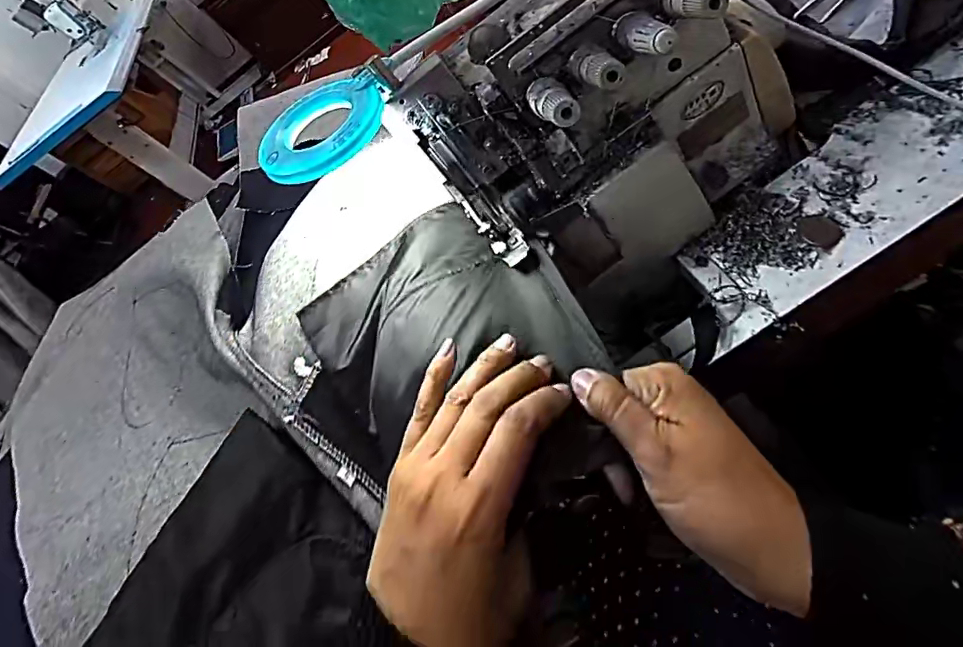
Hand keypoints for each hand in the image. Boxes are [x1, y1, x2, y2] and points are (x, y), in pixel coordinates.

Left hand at [367, 335, 572, 646]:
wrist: (402, 638)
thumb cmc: (465, 620)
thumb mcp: (516, 577)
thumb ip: (526, 516)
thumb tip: (533, 470)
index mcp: (478, 505)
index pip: (516, 429)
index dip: (543, 402)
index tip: (562, 391)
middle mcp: (444, 476)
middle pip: (487, 406)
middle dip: (519, 377)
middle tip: (542, 362)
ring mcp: (417, 466)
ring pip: (454, 399)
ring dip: (484, 367)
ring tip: (507, 344)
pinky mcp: (400, 467)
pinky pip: (418, 412)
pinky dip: (433, 377)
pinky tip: (448, 351)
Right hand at [571, 364, 811, 616]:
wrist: (773, 549)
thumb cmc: (719, 501)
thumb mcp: (653, 451)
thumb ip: (613, 409)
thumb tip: (580, 376)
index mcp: (665, 381)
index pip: (603, 382)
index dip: (594, 418)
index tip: (600, 452)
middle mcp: (673, 394)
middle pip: (613, 407)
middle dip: (609, 447)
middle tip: (623, 480)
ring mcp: (680, 422)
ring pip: (625, 433)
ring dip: (623, 464)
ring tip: (637, 492)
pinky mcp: (684, 448)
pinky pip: (645, 450)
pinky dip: (639, 473)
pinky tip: (646, 494)